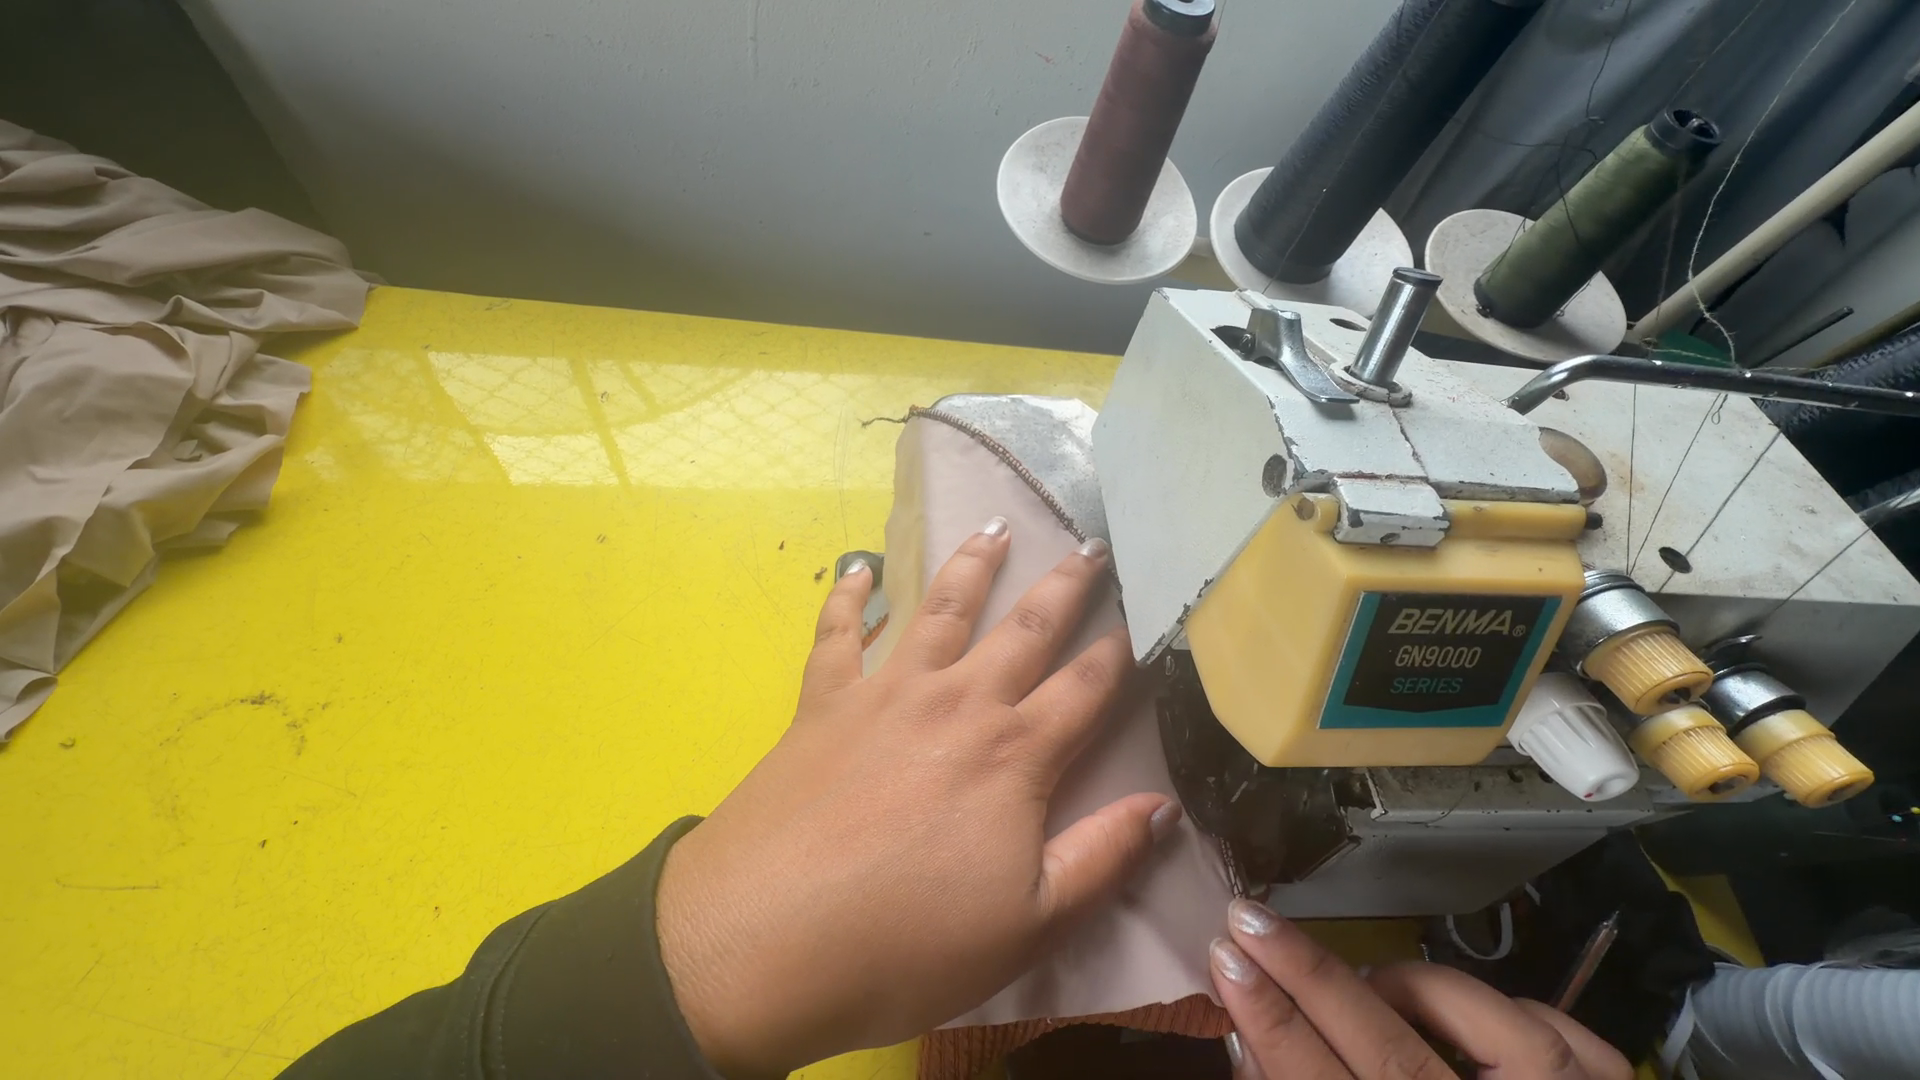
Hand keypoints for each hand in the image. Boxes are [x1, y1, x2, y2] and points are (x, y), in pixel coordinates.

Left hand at [655, 519, 1182, 1076]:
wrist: (761, 945)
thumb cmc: (903, 946)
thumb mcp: (1028, 926)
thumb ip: (1100, 859)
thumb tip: (1163, 806)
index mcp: (1012, 755)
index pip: (1086, 688)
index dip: (1120, 651)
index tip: (1145, 615)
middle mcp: (956, 703)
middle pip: (1025, 629)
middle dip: (1064, 585)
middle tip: (1090, 545)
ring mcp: (885, 693)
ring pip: (941, 608)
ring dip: (973, 564)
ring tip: (995, 527)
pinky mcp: (824, 701)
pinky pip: (839, 633)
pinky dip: (849, 596)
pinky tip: (858, 570)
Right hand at [1212, 899, 1631, 1079]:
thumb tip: (1247, 1036)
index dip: (1269, 1018)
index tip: (1221, 954)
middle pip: (1388, 1052)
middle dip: (1306, 974)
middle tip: (1245, 915)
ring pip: (1479, 1022)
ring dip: (1402, 986)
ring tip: (1366, 986)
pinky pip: (1554, 1028)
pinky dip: (1496, 1008)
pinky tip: (1458, 1024)